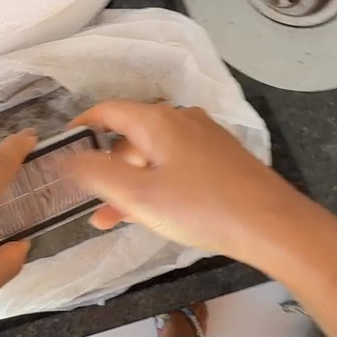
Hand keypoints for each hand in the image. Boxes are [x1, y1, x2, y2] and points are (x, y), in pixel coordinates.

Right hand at [62, 100, 318, 270]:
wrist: (273, 225)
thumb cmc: (200, 208)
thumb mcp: (139, 195)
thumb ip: (97, 174)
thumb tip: (68, 157)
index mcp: (157, 120)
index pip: (106, 111)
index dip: (81, 126)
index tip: (62, 147)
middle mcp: (180, 119)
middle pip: (130, 135)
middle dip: (106, 168)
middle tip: (88, 199)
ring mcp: (204, 138)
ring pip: (152, 155)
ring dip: (129, 183)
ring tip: (111, 219)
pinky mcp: (220, 158)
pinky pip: (175, 164)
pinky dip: (155, 184)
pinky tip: (150, 213)